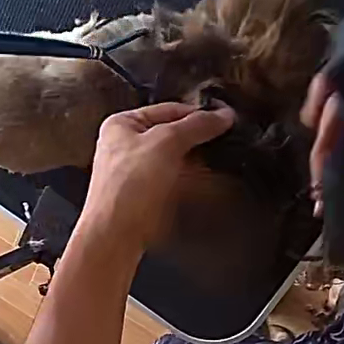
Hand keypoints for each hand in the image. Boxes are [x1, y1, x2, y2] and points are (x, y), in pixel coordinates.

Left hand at [82, 101, 235, 253]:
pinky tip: (210, 182)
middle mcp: (129, 146)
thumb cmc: (127, 186)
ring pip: (178, 160)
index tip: (224, 119)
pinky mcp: (150, 195)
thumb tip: (222, 115)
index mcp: (124, 124)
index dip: (197, 114)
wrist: (117, 233)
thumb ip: (196, 126)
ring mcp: (140, 173)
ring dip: (199, 162)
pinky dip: (194, 181)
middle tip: (227, 141)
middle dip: (200, 140)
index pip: (169, 110)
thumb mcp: (166, 143)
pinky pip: (177, 181)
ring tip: (223, 161)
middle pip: (174, 135)